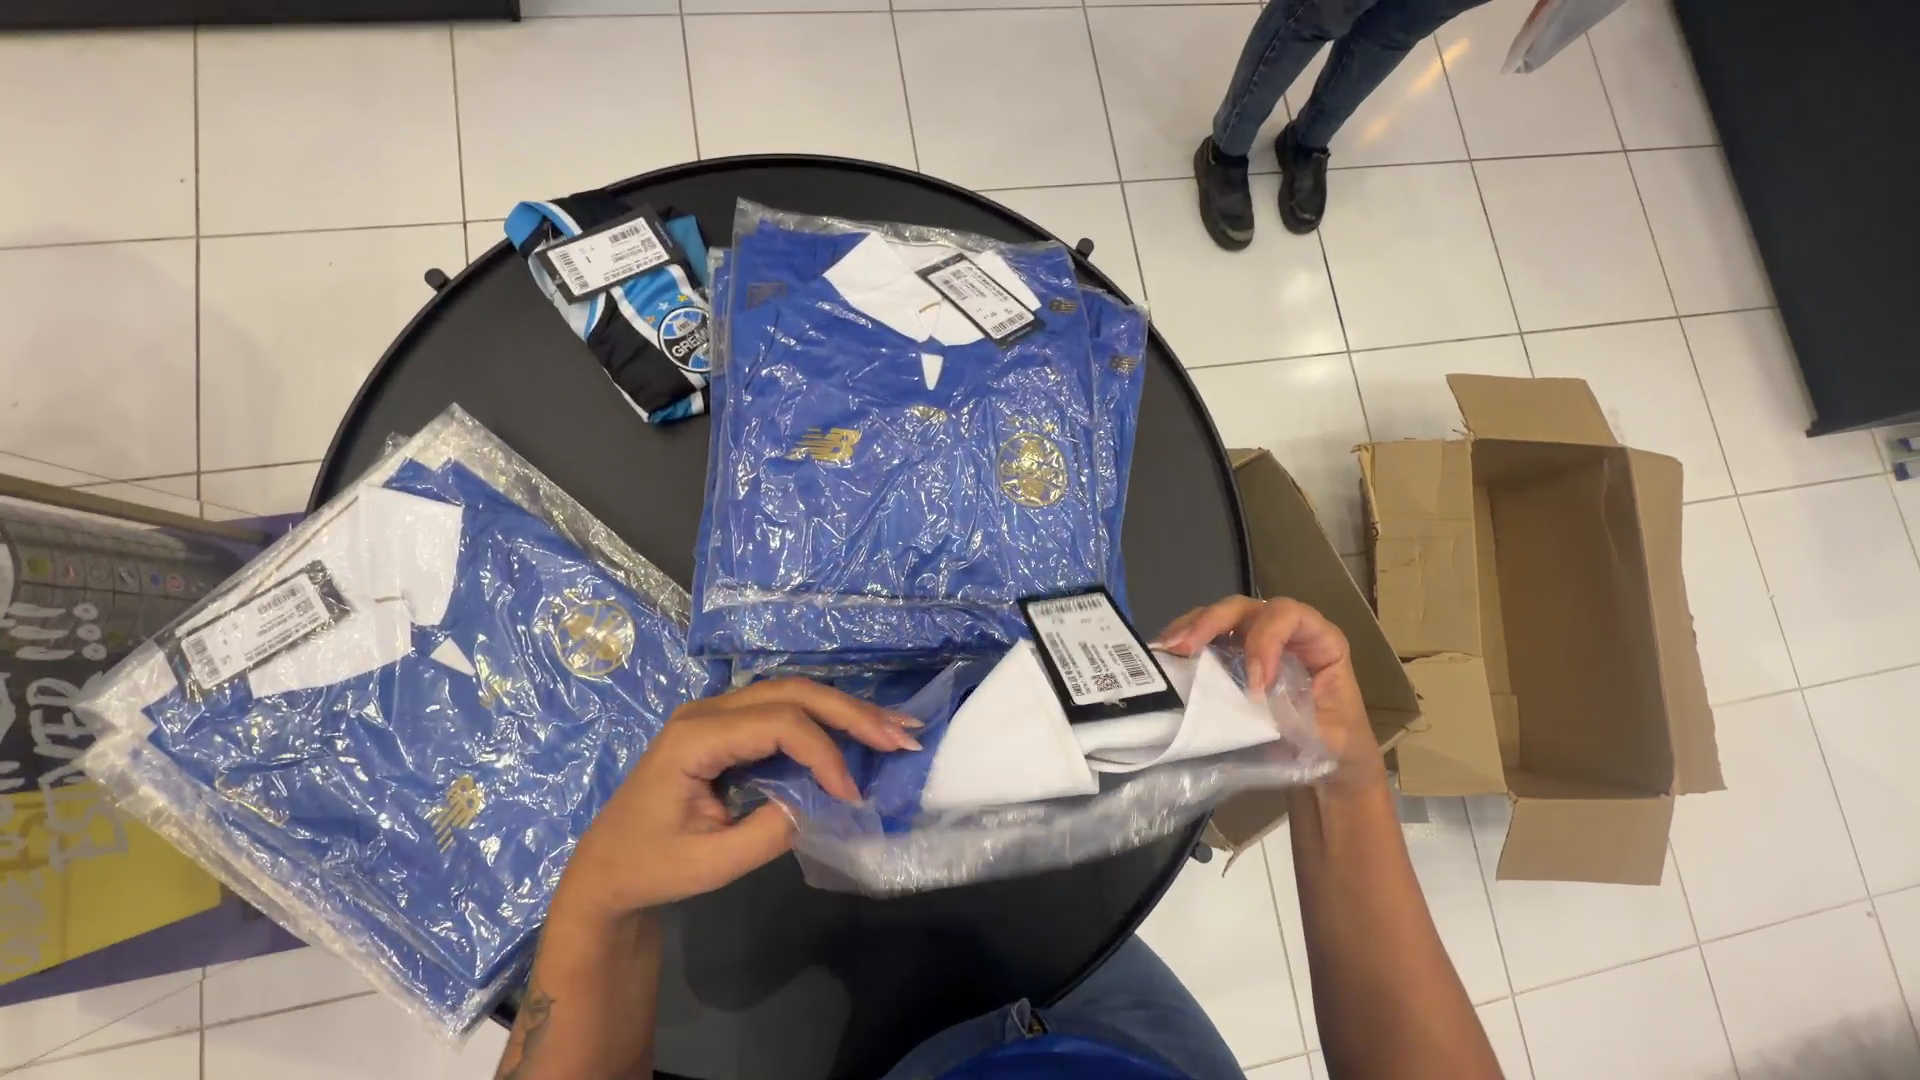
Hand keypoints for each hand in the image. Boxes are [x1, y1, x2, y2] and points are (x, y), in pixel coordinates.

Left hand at [553, 678, 921, 921]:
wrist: (606, 869)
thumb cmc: (651, 867)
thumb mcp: (712, 863)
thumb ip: (770, 831)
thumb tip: (824, 803)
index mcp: (694, 737)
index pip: (778, 724)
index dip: (824, 754)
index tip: (850, 796)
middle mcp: (707, 711)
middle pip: (793, 692)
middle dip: (851, 713)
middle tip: (902, 735)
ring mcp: (717, 713)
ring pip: (793, 693)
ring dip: (845, 710)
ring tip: (893, 728)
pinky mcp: (728, 726)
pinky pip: (784, 710)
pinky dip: (825, 720)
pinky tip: (858, 731)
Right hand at [1155, 596, 1383, 784]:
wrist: (1331, 773)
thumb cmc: (1339, 748)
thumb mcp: (1329, 737)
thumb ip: (1297, 717)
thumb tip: (1251, 702)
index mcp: (1319, 643)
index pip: (1291, 617)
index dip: (1267, 639)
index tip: (1254, 684)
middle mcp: (1284, 635)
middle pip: (1246, 610)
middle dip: (1213, 622)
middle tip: (1184, 647)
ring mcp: (1254, 645)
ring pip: (1219, 619)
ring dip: (1190, 629)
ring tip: (1165, 649)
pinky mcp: (1232, 663)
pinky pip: (1205, 642)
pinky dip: (1183, 646)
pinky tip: (1164, 658)